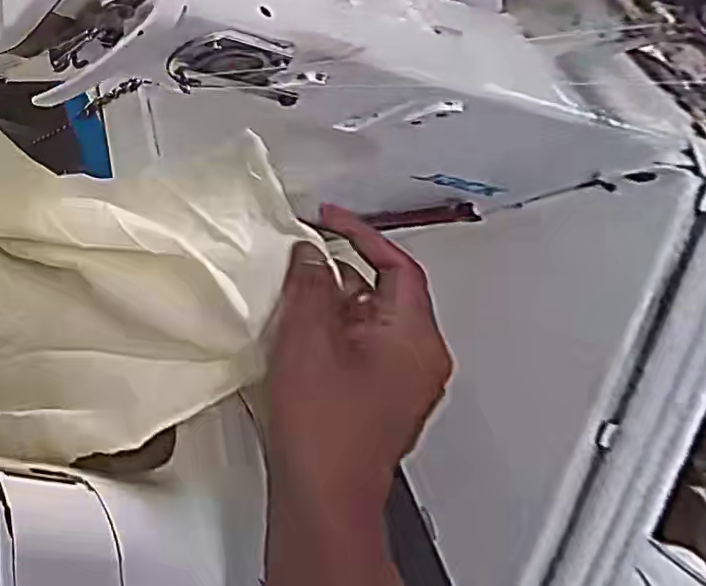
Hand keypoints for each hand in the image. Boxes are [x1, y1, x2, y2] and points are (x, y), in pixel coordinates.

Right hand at [267, 205, 452, 519]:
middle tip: (300, 249)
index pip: (397, 266)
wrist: (322, 490)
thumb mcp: (306, 336)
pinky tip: (294, 323)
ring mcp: (398, 377)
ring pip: (367, 313)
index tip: (330, 217)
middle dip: (338, 265)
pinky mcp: (377, 390)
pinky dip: (329, 320)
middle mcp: (416, 357)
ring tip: (289, 287)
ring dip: (330, 294)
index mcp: (413, 339)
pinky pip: (358, 337)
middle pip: (383, 288)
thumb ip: (309, 283)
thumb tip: (310, 253)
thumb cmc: (323, 427)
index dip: (362, 232)